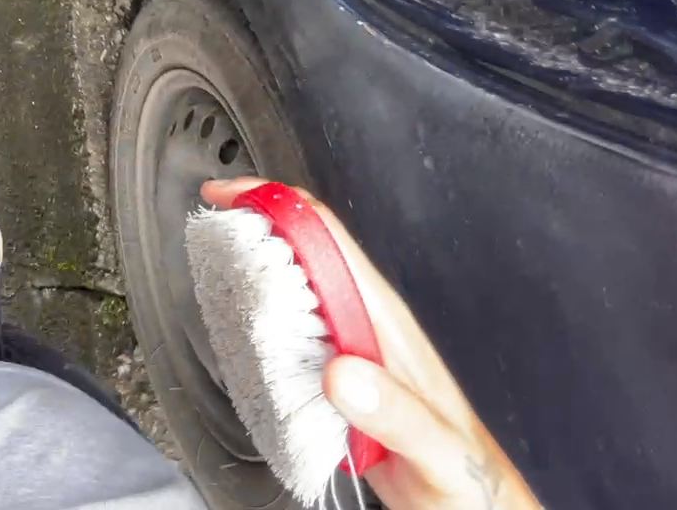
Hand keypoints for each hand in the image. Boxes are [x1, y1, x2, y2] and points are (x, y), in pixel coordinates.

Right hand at [201, 179, 540, 509]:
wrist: (468, 504)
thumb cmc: (459, 476)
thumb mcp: (434, 450)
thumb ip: (394, 413)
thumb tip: (340, 375)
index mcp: (376, 311)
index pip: (320, 230)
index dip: (270, 202)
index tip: (224, 196)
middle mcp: (354, 311)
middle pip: (295, 240)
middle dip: (248, 224)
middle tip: (207, 235)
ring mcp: (339, 333)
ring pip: (285, 274)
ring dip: (245, 262)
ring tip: (209, 269)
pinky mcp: (325, 359)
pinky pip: (281, 315)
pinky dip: (250, 305)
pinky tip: (232, 321)